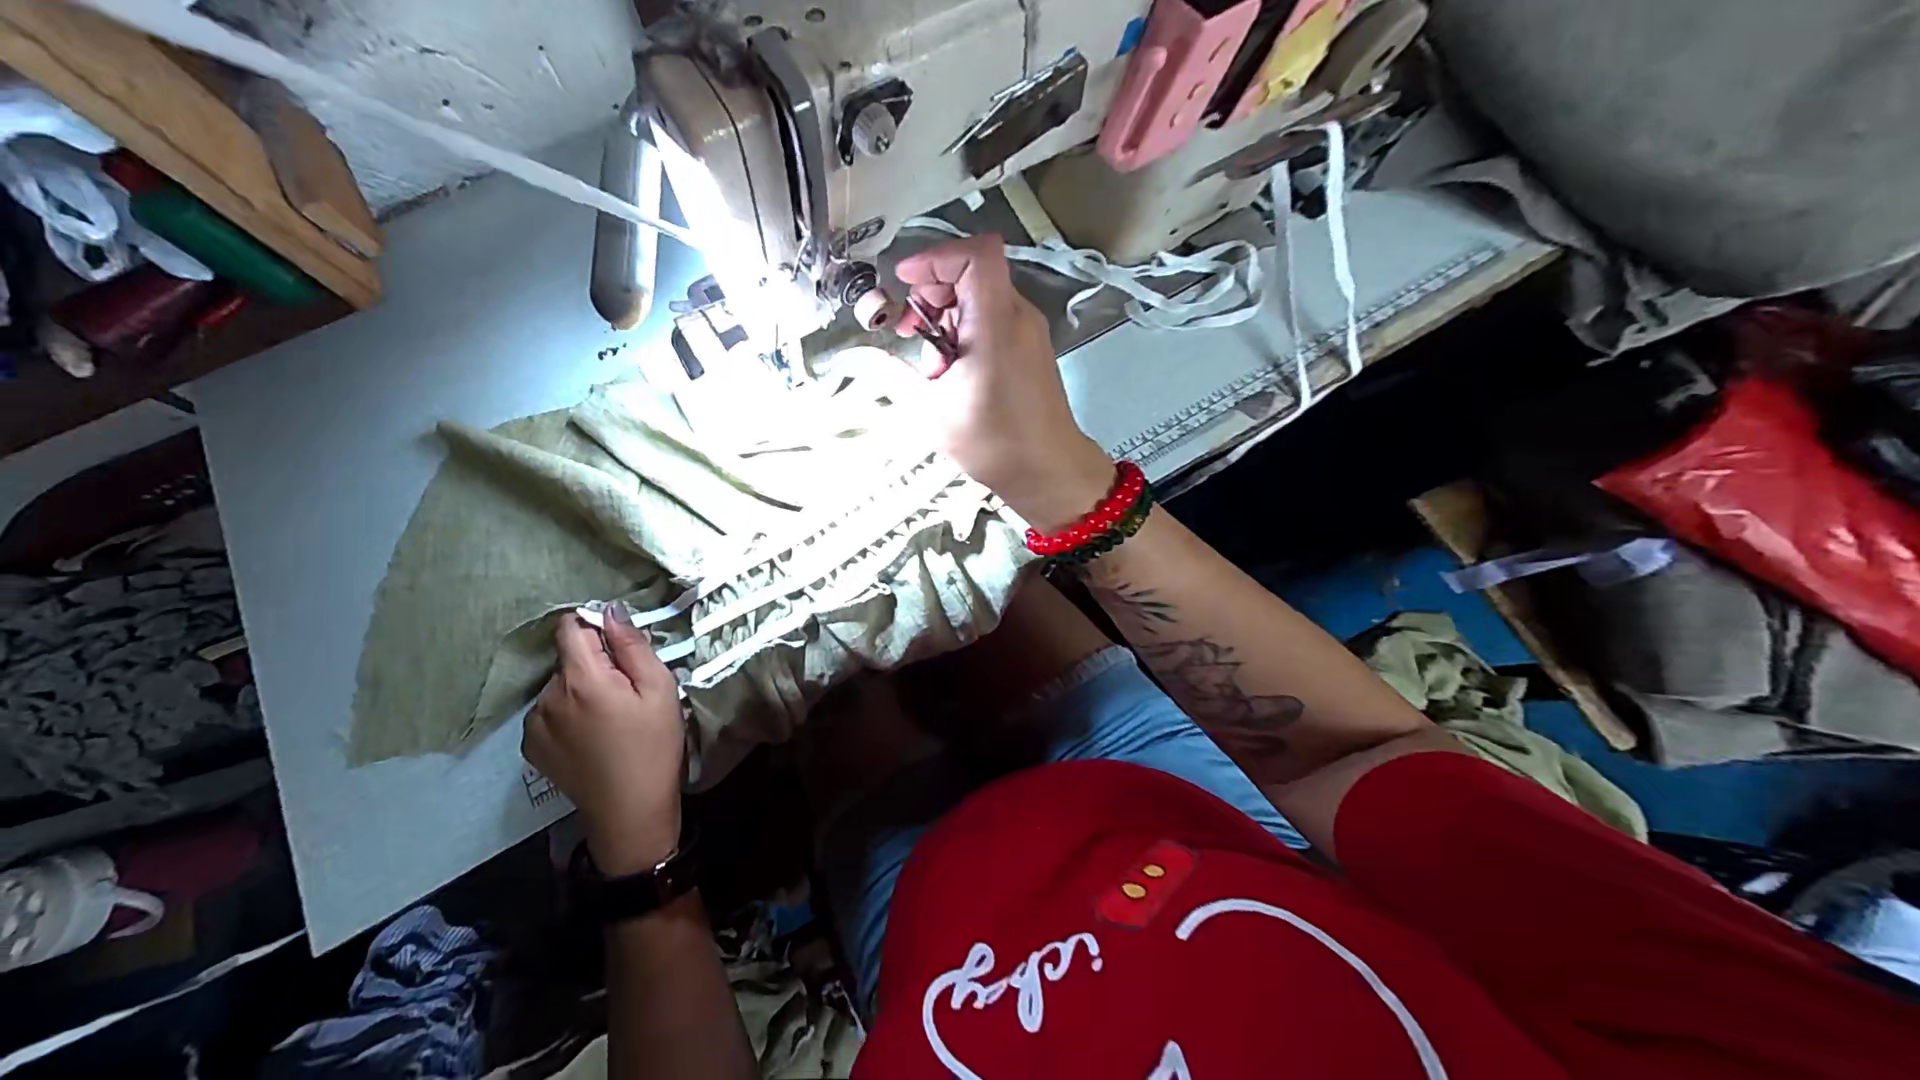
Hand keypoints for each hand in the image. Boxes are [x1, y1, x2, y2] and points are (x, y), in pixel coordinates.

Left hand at [523, 603, 685, 875]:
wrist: (630, 810)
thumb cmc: (654, 745)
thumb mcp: (659, 689)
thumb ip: (632, 646)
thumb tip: (610, 610)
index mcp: (581, 679)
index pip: (570, 627)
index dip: (595, 626)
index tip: (620, 645)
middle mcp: (547, 696)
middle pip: (567, 658)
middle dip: (594, 663)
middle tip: (626, 690)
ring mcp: (534, 723)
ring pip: (558, 684)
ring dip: (580, 688)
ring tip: (609, 716)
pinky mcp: (531, 745)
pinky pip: (549, 710)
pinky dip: (568, 712)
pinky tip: (591, 734)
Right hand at [896, 236, 1114, 530]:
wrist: (1049, 470)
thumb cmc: (996, 443)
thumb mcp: (932, 410)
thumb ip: (895, 374)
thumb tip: (865, 356)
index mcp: (995, 324)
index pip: (975, 255)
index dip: (935, 257)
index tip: (906, 282)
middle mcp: (1017, 317)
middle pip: (970, 272)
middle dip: (931, 294)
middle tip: (911, 332)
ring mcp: (1028, 330)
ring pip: (979, 297)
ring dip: (945, 318)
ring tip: (934, 364)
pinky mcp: (1029, 346)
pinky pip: (992, 318)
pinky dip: (965, 331)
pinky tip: (953, 370)